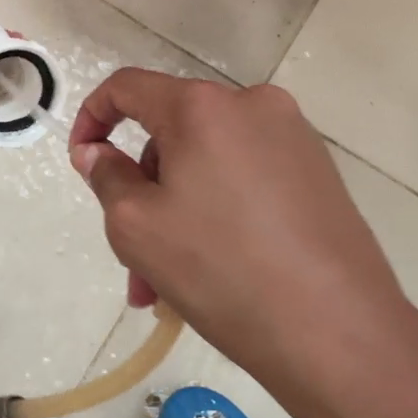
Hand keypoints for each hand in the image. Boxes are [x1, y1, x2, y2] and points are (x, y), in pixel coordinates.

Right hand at [67, 69, 417, 417]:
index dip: (92, 117)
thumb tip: (96, 151)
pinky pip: (245, 182)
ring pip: (207, 166)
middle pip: (171, 135)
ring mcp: (294, 139)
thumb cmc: (220, 269)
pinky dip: (217, 216)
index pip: (127, 87)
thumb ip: (106, 177)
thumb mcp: (135, 226)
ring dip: (177, 215)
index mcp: (202, 107)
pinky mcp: (319, 175)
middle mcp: (252, 106)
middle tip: (132, 261)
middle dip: (142, 193)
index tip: (81, 161)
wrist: (336, 330)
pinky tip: (214, 274)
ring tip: (167, 289)